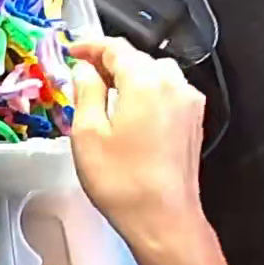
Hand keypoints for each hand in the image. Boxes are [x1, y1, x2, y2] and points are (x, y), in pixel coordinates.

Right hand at [69, 39, 219, 264]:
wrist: (162, 218)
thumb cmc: (119, 178)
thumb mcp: (87, 133)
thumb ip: (86, 92)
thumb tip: (85, 69)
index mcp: (145, 81)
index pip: (116, 48)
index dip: (90, 46)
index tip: (71, 51)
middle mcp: (173, 84)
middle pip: (138, 59)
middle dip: (109, 62)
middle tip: (81, 76)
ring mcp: (188, 104)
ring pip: (155, 75)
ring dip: (129, 77)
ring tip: (104, 95)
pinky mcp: (193, 123)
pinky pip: (167, 93)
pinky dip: (145, 93)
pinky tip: (128, 113)